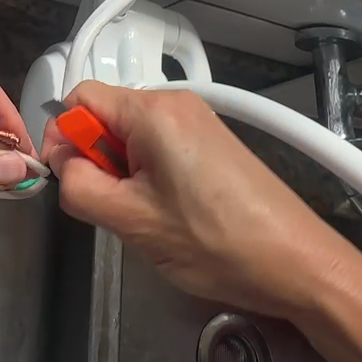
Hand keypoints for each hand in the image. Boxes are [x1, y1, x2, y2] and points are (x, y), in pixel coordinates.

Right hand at [42, 81, 356, 319]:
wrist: (301, 264)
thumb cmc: (220, 243)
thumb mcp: (133, 222)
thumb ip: (79, 188)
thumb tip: (60, 166)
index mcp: (153, 110)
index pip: (78, 98)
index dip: (64, 136)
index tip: (71, 177)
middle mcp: (175, 102)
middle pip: (105, 114)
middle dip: (96, 156)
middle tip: (115, 204)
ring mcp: (196, 118)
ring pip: (130, 132)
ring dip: (123, 168)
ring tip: (147, 212)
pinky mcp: (210, 138)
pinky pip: (157, 141)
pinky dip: (148, 170)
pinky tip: (168, 208)